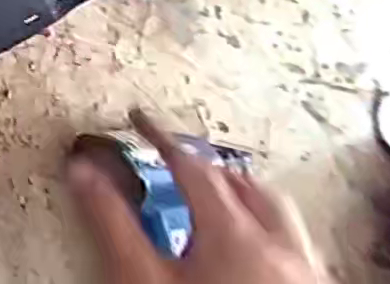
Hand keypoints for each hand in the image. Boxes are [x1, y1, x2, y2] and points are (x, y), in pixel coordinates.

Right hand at [69, 112, 326, 283]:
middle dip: (212, 167)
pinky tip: (252, 260)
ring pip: (283, 222)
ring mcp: (308, 283)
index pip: (191, 165)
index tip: (139, 121)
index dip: (160, 137)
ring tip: (219, 201)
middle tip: (180, 159)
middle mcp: (282, 253)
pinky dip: (270, 239)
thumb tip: (81, 169)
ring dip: (247, 200)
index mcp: (235, 234)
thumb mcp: (142, 279)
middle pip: (250, 187)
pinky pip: (300, 257)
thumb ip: (110, 219)